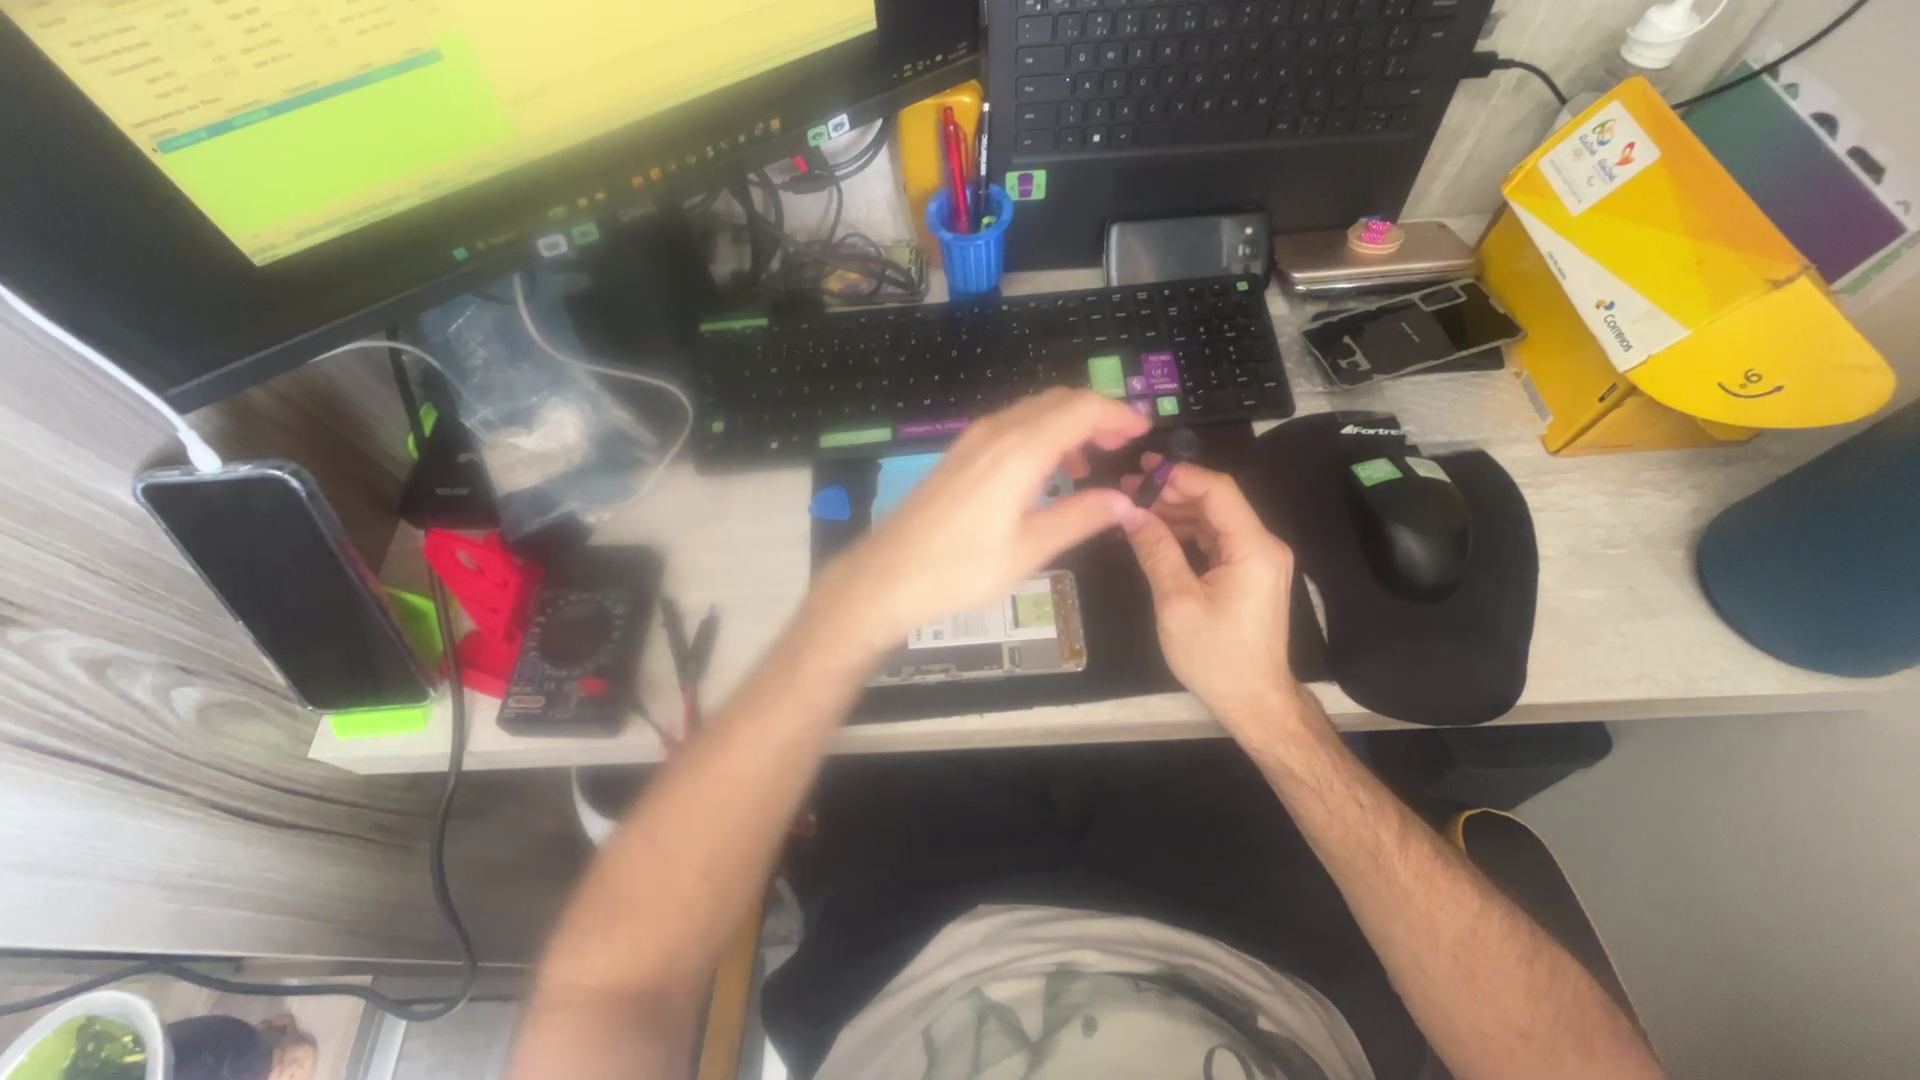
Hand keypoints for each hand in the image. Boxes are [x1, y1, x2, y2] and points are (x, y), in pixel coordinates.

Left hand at [815, 389, 1150, 653]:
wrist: (888, 576)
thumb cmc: (961, 568)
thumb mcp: (1030, 549)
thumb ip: (1080, 517)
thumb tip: (1126, 504)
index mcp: (1021, 449)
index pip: (1083, 408)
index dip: (1119, 413)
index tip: (1144, 432)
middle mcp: (997, 432)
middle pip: (1059, 401)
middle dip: (1097, 415)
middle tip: (1123, 446)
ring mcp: (973, 440)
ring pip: (1033, 411)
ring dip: (1068, 425)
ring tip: (1088, 463)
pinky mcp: (959, 454)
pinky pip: (1011, 427)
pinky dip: (1040, 436)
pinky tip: (1045, 473)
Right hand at [1119, 457, 1302, 742]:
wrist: (1253, 699)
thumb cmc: (1216, 656)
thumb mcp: (1177, 602)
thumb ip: (1155, 550)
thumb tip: (1128, 511)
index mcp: (1254, 549)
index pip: (1219, 491)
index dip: (1179, 475)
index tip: (1141, 470)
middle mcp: (1264, 546)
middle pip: (1217, 501)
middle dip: (1173, 491)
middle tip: (1129, 488)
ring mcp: (1259, 559)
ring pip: (1215, 519)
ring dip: (1177, 512)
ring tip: (1136, 510)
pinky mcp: (1250, 573)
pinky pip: (1218, 540)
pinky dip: (1188, 533)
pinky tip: (1157, 533)